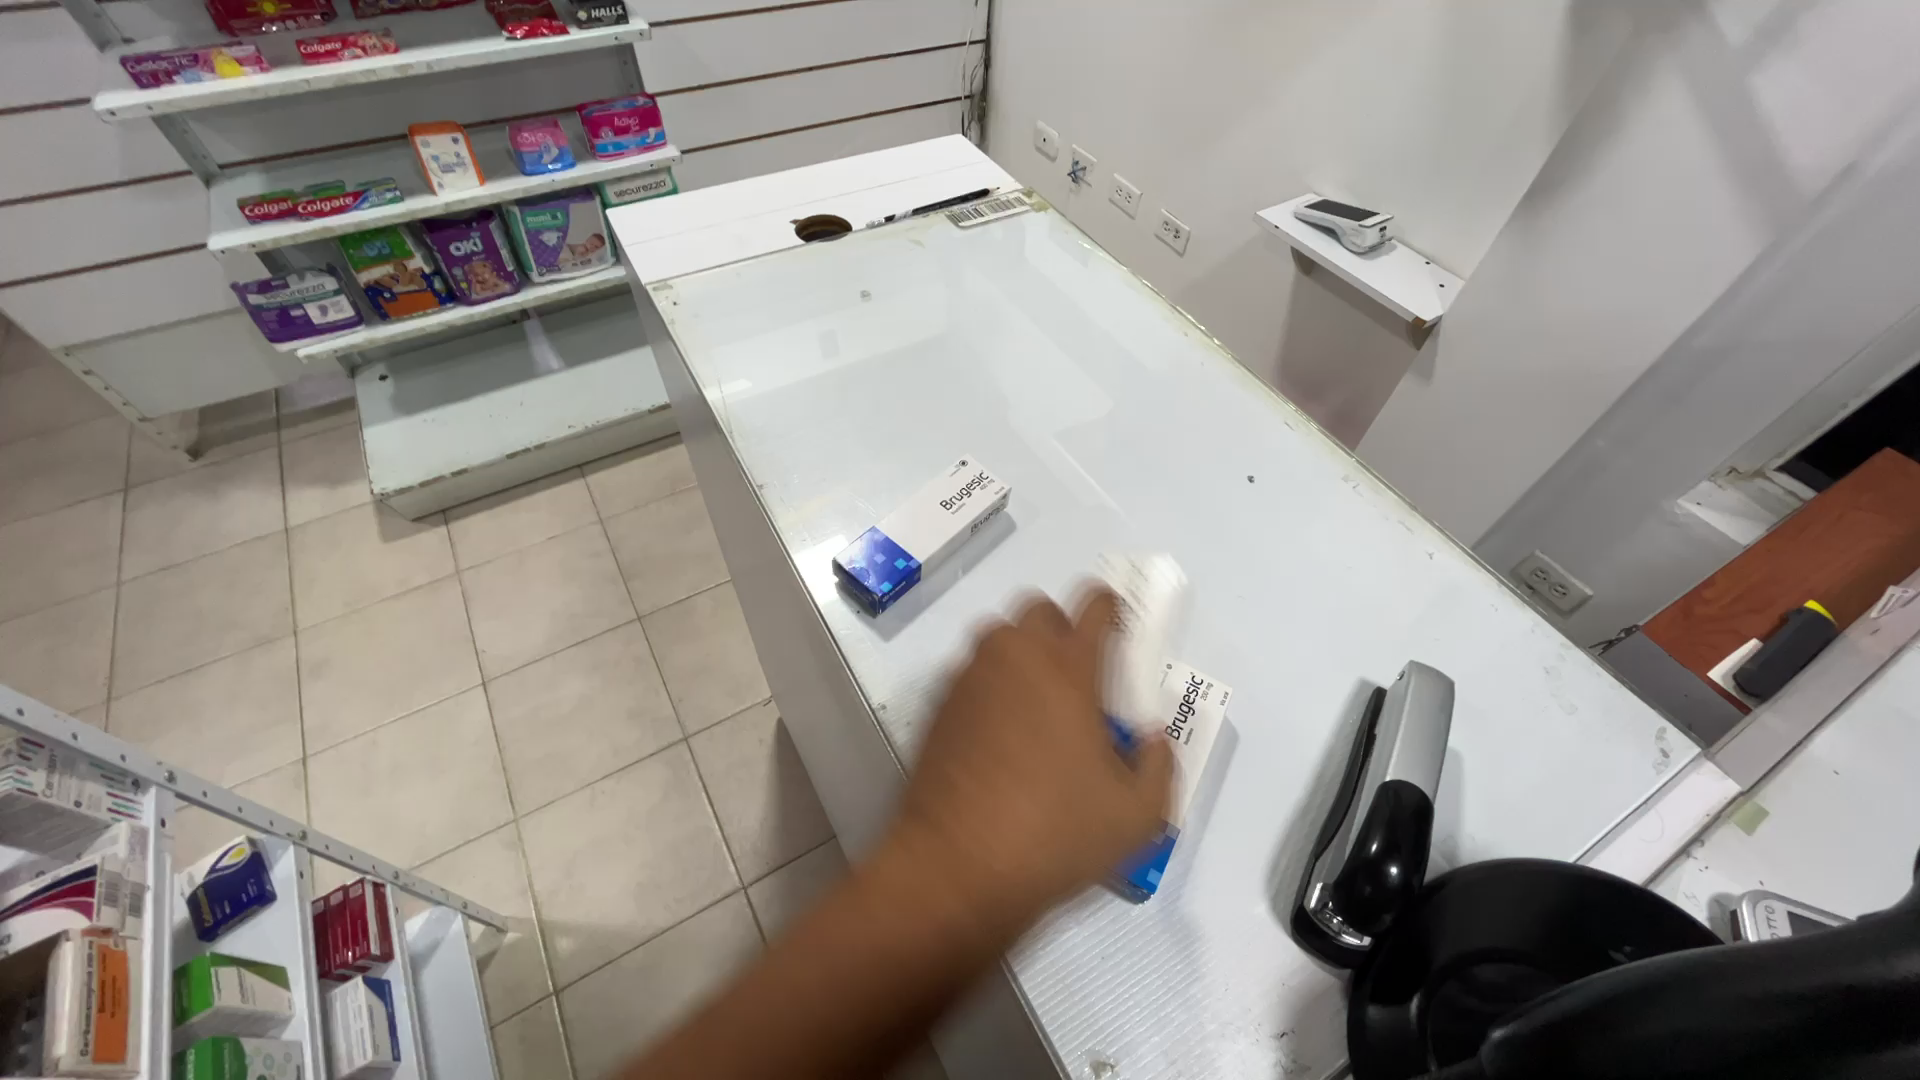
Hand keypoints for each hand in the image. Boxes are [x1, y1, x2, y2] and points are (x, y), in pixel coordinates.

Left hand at [877, 587, 1175, 935]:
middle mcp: (1014, 657)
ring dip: (1022, 653)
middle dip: (1062, 628)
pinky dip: (989, 684)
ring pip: (998, 637)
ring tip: (1037, 706)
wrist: (955, 867)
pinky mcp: (938, 705)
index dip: (1111, 607)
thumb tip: (1151, 739)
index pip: (1094, 604)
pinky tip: (998, 735)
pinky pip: (970, 672)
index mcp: (1068, 669)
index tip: (1119, 628)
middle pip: (1038, 608)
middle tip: (1077, 675)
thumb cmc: (1054, 836)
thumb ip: (1159, 765)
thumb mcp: (1138, 816)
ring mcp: (969, 677)